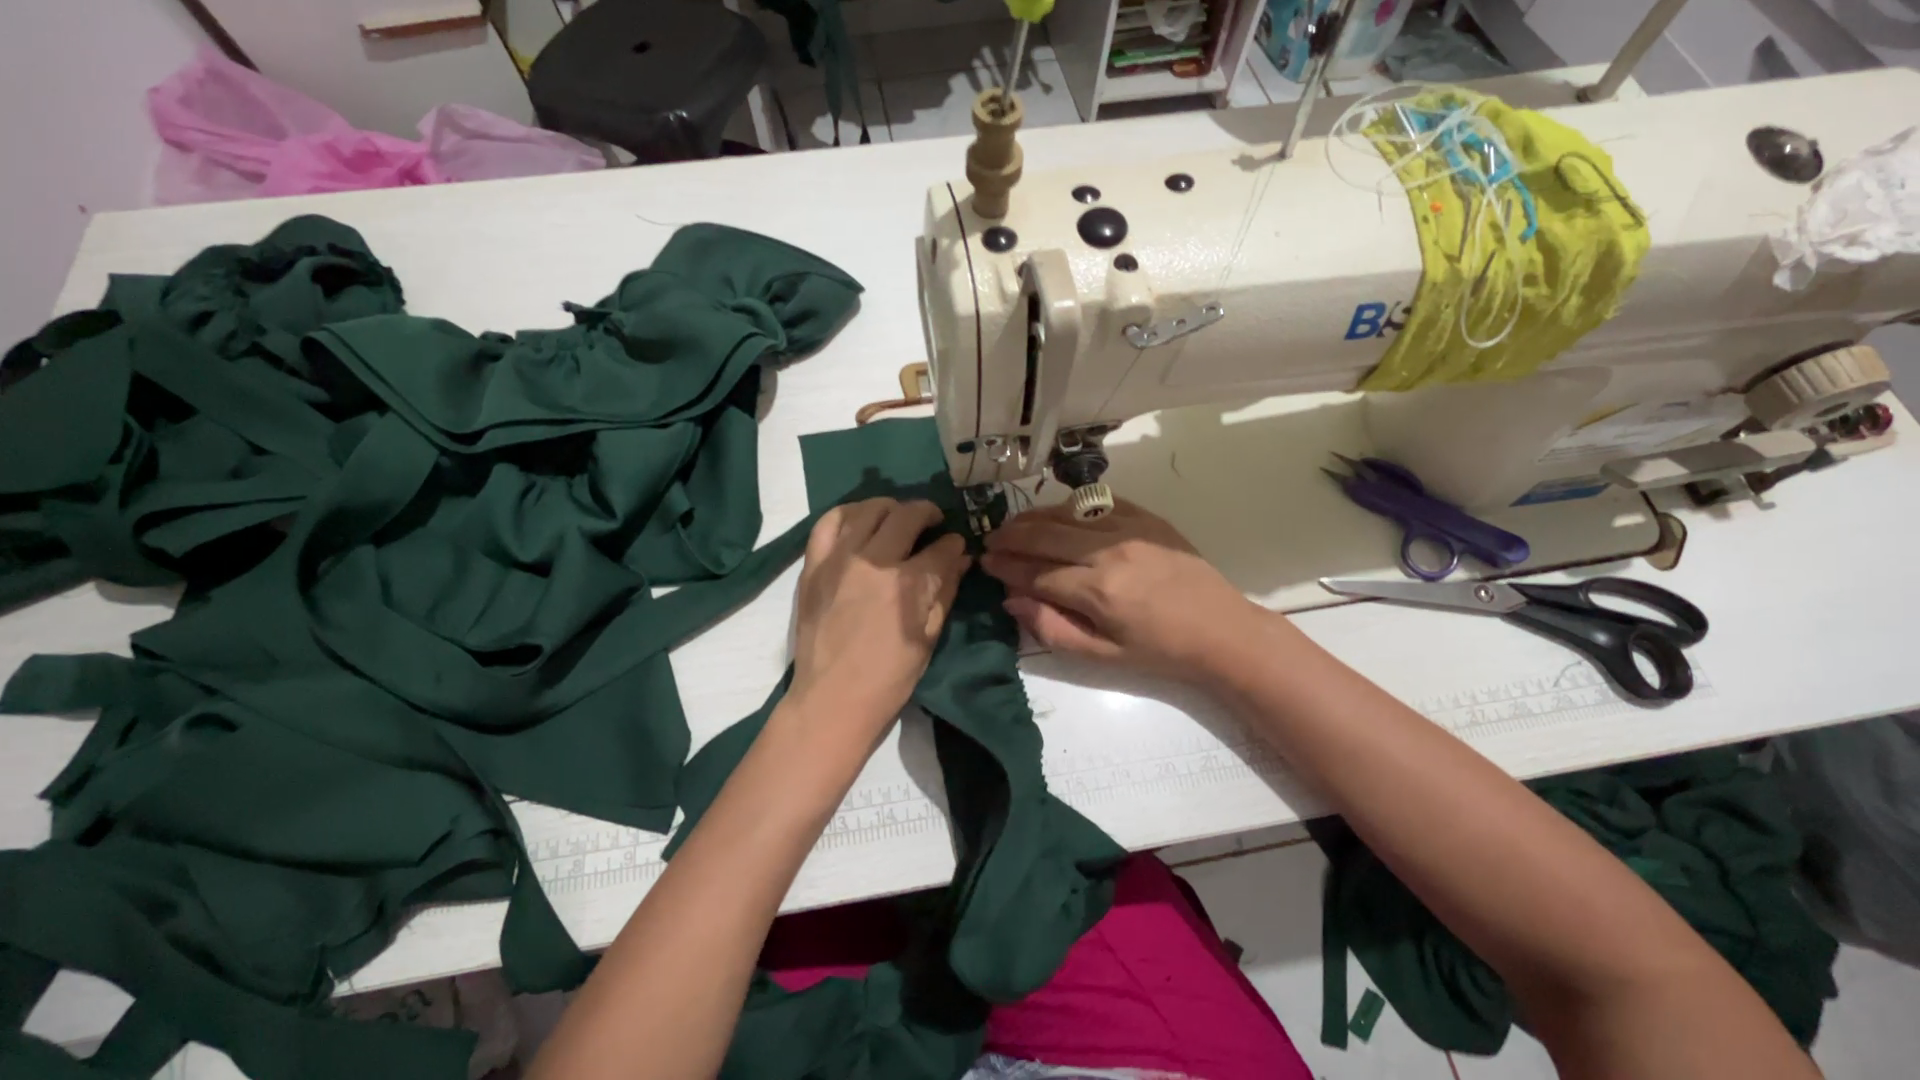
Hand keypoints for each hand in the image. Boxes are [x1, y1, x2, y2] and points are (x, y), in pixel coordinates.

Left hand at [789, 498, 970, 728]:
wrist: (832, 699)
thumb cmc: (889, 678)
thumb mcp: (928, 637)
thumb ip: (945, 591)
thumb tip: (960, 558)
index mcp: (908, 584)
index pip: (941, 547)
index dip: (954, 543)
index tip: (956, 545)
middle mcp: (874, 561)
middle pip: (907, 516)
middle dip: (927, 514)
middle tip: (933, 523)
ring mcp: (839, 559)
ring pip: (869, 509)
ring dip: (891, 508)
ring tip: (898, 519)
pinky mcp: (814, 565)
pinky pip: (828, 522)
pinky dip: (848, 514)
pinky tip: (860, 520)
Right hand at [980, 499, 1271, 680]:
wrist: (1221, 630)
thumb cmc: (1160, 651)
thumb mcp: (1103, 656)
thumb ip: (1053, 628)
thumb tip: (1012, 600)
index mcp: (1097, 592)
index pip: (1036, 573)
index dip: (1006, 567)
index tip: (985, 563)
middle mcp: (1108, 553)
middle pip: (1045, 536)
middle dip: (1011, 537)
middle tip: (990, 540)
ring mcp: (1129, 530)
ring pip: (1068, 513)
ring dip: (1034, 517)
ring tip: (1014, 524)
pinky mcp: (1147, 519)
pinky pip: (1099, 502)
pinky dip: (1071, 506)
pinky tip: (1057, 512)